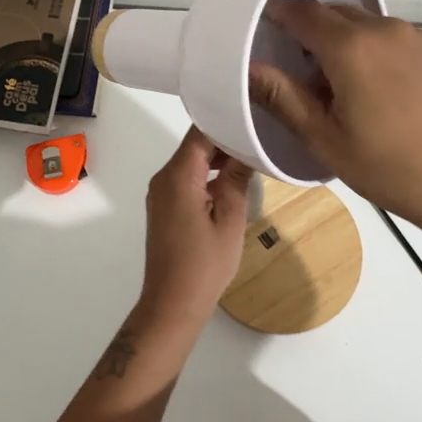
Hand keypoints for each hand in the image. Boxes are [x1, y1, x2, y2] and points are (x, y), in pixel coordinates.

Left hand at [139, 128, 251, 322]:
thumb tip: (245, 151)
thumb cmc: (204, 264)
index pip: (200, 133)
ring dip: (217, 161)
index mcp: (178, 176)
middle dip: (225, 141)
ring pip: (191, 163)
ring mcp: (160, 194)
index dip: (226, 122)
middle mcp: (163, 178)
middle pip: (194, 146)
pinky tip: (232, 183)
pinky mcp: (164, 208)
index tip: (253, 118)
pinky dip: (207, 177)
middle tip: (260, 138)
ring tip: (251, 158)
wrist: (173, 303)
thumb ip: (236, 180)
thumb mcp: (230, 220)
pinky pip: (186, 180)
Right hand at [246, 0, 421, 244]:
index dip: (276, 15)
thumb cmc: (392, 168)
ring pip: (360, 22)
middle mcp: (383, 29)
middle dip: (304, 27)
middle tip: (284, 60)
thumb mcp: (326, 139)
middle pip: (332, 12)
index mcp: (351, 46)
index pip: (302, 12)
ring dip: (335, 38)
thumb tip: (247, 68)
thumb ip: (282, 97)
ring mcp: (413, 38)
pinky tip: (360, 86)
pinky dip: (362, 46)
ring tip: (321, 80)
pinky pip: (384, 35)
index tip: (256, 29)